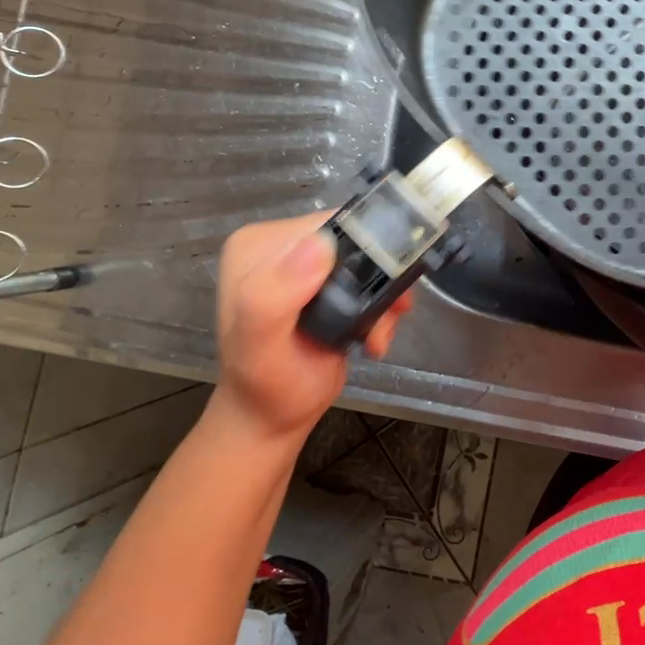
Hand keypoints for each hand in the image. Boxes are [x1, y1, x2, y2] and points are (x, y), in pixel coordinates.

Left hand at [212, 212, 411, 438]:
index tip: (379, 290)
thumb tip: (320, 245)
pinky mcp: (326, 286)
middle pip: (354, 241)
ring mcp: (305, 266)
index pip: (326, 225)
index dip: (362, 251)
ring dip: (384, 301)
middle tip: (387, 318)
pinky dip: (382, 309)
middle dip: (378, 281)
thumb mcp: (261, 342)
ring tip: (378, 335)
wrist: (274, 420)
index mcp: (257, 245)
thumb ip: (276, 294)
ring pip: (369, 263)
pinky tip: (373, 337)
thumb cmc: (265, 386)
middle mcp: (280, 247)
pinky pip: (371, 281)